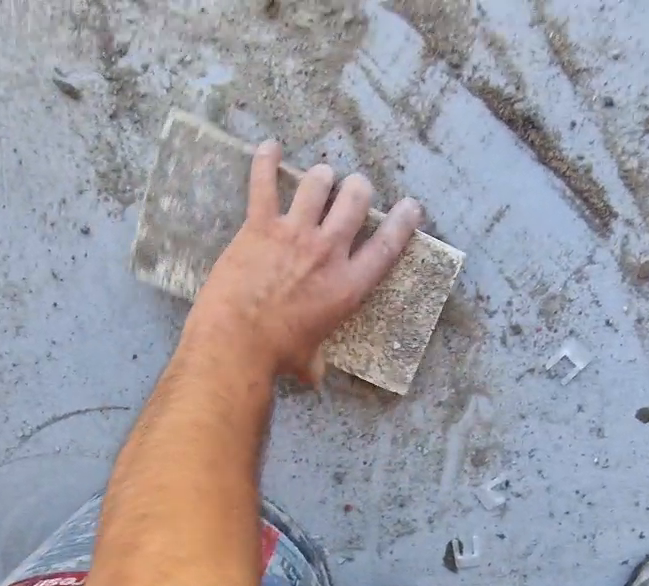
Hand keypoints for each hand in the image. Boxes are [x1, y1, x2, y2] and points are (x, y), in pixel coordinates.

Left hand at [184, 141, 423, 382]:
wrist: (237, 342)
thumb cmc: (277, 356)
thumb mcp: (310, 361)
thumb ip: (317, 360)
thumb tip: (314, 375)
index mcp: (348, 287)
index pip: (386, 246)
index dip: (403, 222)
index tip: (411, 207)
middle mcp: (328, 252)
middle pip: (355, 201)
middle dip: (358, 190)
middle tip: (354, 191)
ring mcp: (295, 233)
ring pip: (318, 182)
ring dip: (322, 176)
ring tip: (320, 176)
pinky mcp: (260, 225)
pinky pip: (265, 181)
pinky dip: (267, 161)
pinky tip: (269, 147)